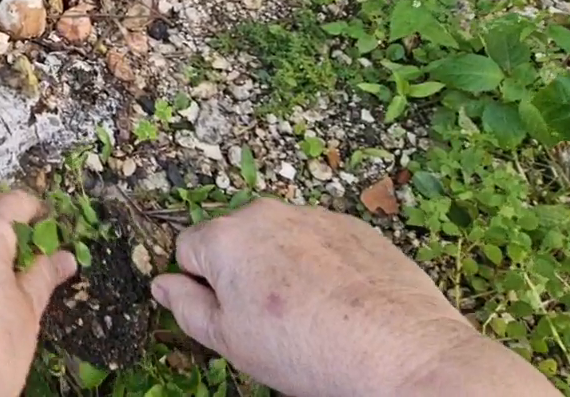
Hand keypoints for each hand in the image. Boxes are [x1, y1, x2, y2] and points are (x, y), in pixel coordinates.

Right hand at [150, 198, 559, 396]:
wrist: (408, 357)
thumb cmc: (307, 353)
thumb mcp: (233, 344)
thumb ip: (187, 307)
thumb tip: (161, 283)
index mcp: (224, 237)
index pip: (188, 251)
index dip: (205, 288)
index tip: (236, 320)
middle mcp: (261, 213)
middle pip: (234, 240)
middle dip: (244, 273)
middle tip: (274, 322)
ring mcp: (311, 215)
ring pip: (278, 240)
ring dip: (284, 267)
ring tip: (316, 315)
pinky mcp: (354, 226)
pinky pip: (321, 241)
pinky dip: (324, 265)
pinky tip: (347, 304)